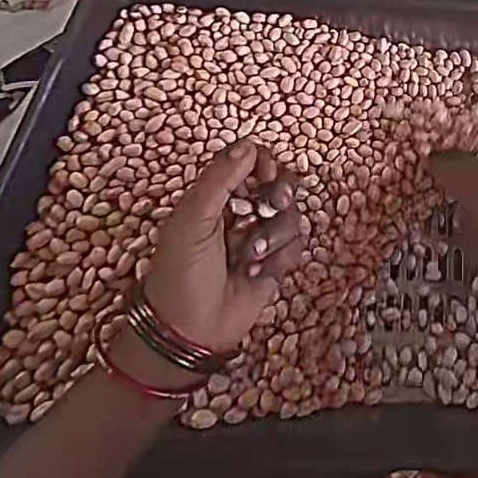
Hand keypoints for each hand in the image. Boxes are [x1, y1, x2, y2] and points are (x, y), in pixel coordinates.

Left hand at [124, 141, 307, 385]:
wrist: (190, 331)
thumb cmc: (182, 272)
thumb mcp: (193, 220)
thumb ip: (220, 179)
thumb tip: (248, 146)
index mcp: (218, 194)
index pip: (251, 160)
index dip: (263, 164)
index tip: (264, 176)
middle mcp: (243, 211)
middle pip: (280, 182)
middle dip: (279, 195)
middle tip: (271, 208)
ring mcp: (261, 236)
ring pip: (291, 215)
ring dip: (273, 236)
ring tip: (250, 257)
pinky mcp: (276, 262)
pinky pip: (296, 245)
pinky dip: (279, 258)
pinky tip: (258, 273)